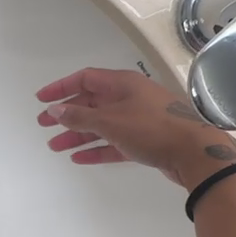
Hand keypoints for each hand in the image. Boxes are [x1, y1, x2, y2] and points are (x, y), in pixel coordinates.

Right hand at [36, 67, 235, 188]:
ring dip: (77, 134)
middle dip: (66, 114)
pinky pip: (113, 142)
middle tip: (44, 125)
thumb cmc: (151, 129)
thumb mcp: (110, 121)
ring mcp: (138, 119)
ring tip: (55, 146)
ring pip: (100, 125)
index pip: (85, 79)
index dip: (61, 87)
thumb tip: (55, 110)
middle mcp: (129, 98)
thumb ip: (79, 116)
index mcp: (122, 84)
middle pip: (91, 102)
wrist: (194, 153)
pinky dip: (96, 148)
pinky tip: (78, 158)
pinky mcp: (144, 141)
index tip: (41, 99)